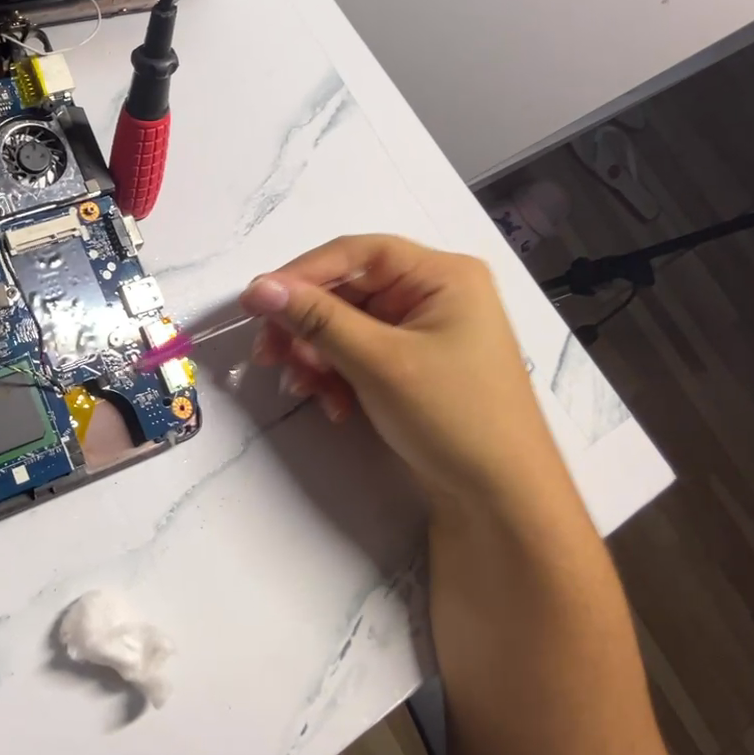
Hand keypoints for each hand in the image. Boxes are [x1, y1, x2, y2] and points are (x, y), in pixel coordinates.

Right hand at [239, 234, 571, 510]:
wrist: (500, 501)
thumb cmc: (453, 417)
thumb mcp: (378, 363)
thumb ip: (315, 319)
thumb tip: (258, 288)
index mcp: (441, 276)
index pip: (355, 253)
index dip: (300, 273)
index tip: (253, 303)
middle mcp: (431, 294)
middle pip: (344, 290)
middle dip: (304, 326)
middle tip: (268, 357)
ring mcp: (420, 331)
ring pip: (342, 325)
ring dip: (314, 356)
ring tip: (303, 390)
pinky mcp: (408, 366)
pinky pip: (354, 354)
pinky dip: (333, 376)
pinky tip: (332, 406)